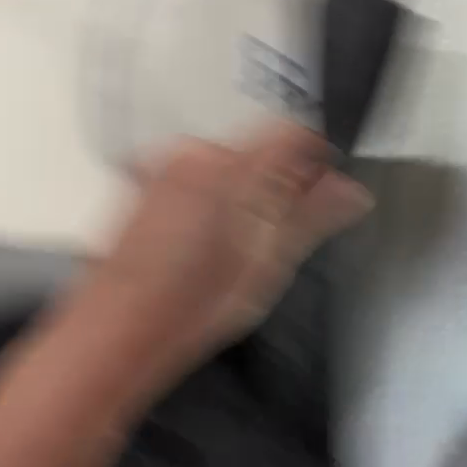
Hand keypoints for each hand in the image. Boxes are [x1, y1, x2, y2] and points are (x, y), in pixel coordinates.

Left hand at [83, 123, 373, 380]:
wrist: (113, 334)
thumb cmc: (191, 304)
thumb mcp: (272, 262)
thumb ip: (315, 215)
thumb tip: (352, 190)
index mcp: (235, 167)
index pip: (294, 132)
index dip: (319, 156)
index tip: (328, 185)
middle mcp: (198, 155)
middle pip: (261, 150)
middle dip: (284, 181)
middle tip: (291, 228)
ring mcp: (167, 168)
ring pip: (230, 166)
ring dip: (249, 192)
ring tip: (248, 245)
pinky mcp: (146, 185)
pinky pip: (198, 178)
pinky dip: (216, 200)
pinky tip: (212, 245)